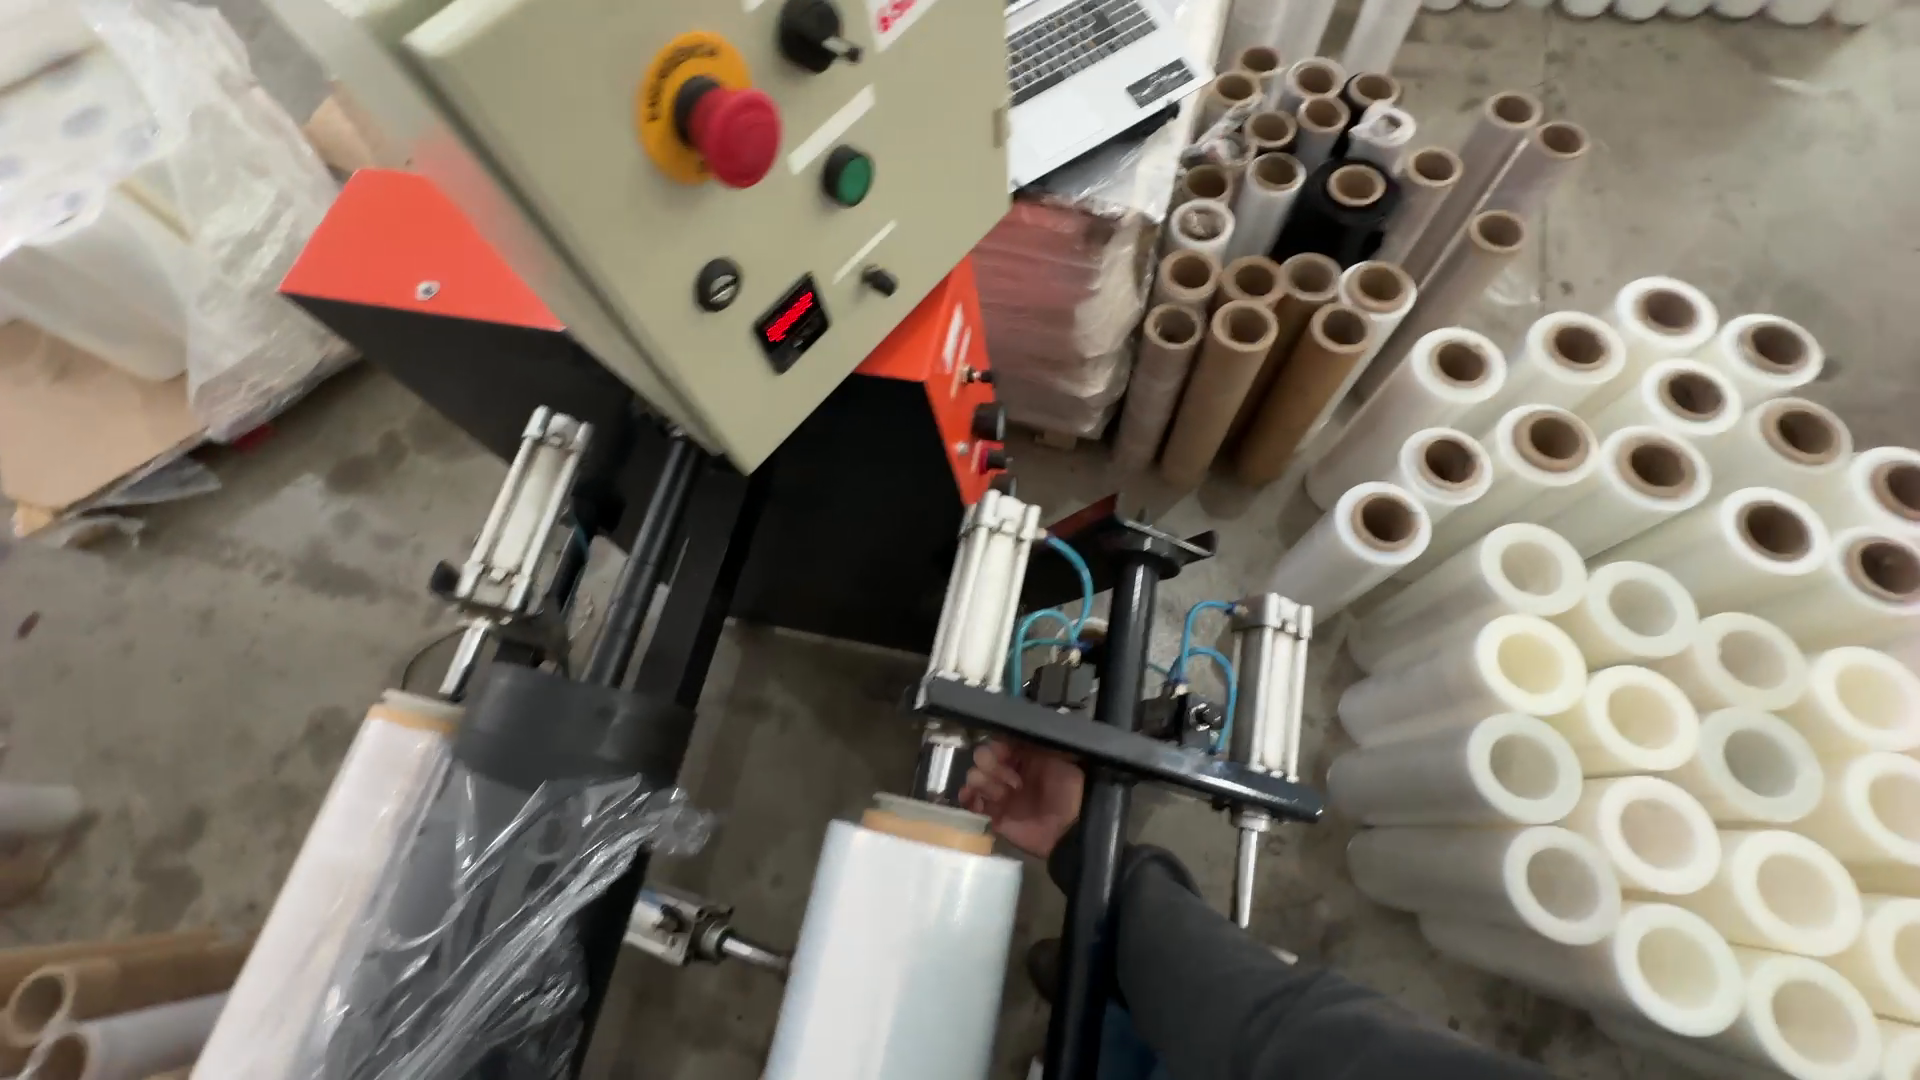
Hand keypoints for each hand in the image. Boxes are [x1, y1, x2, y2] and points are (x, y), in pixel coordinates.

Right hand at [960, 739, 1083, 858]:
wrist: (1070, 828)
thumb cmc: (1067, 790)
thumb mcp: (1058, 759)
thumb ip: (1035, 744)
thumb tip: (1011, 733)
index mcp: (1021, 756)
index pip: (997, 743)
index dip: (997, 748)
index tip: (1006, 755)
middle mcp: (1007, 771)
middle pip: (981, 758)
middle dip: (991, 767)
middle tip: (1014, 783)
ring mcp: (999, 793)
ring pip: (973, 778)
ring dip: (983, 784)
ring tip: (1002, 797)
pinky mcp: (993, 815)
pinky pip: (971, 803)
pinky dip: (967, 799)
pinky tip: (974, 801)